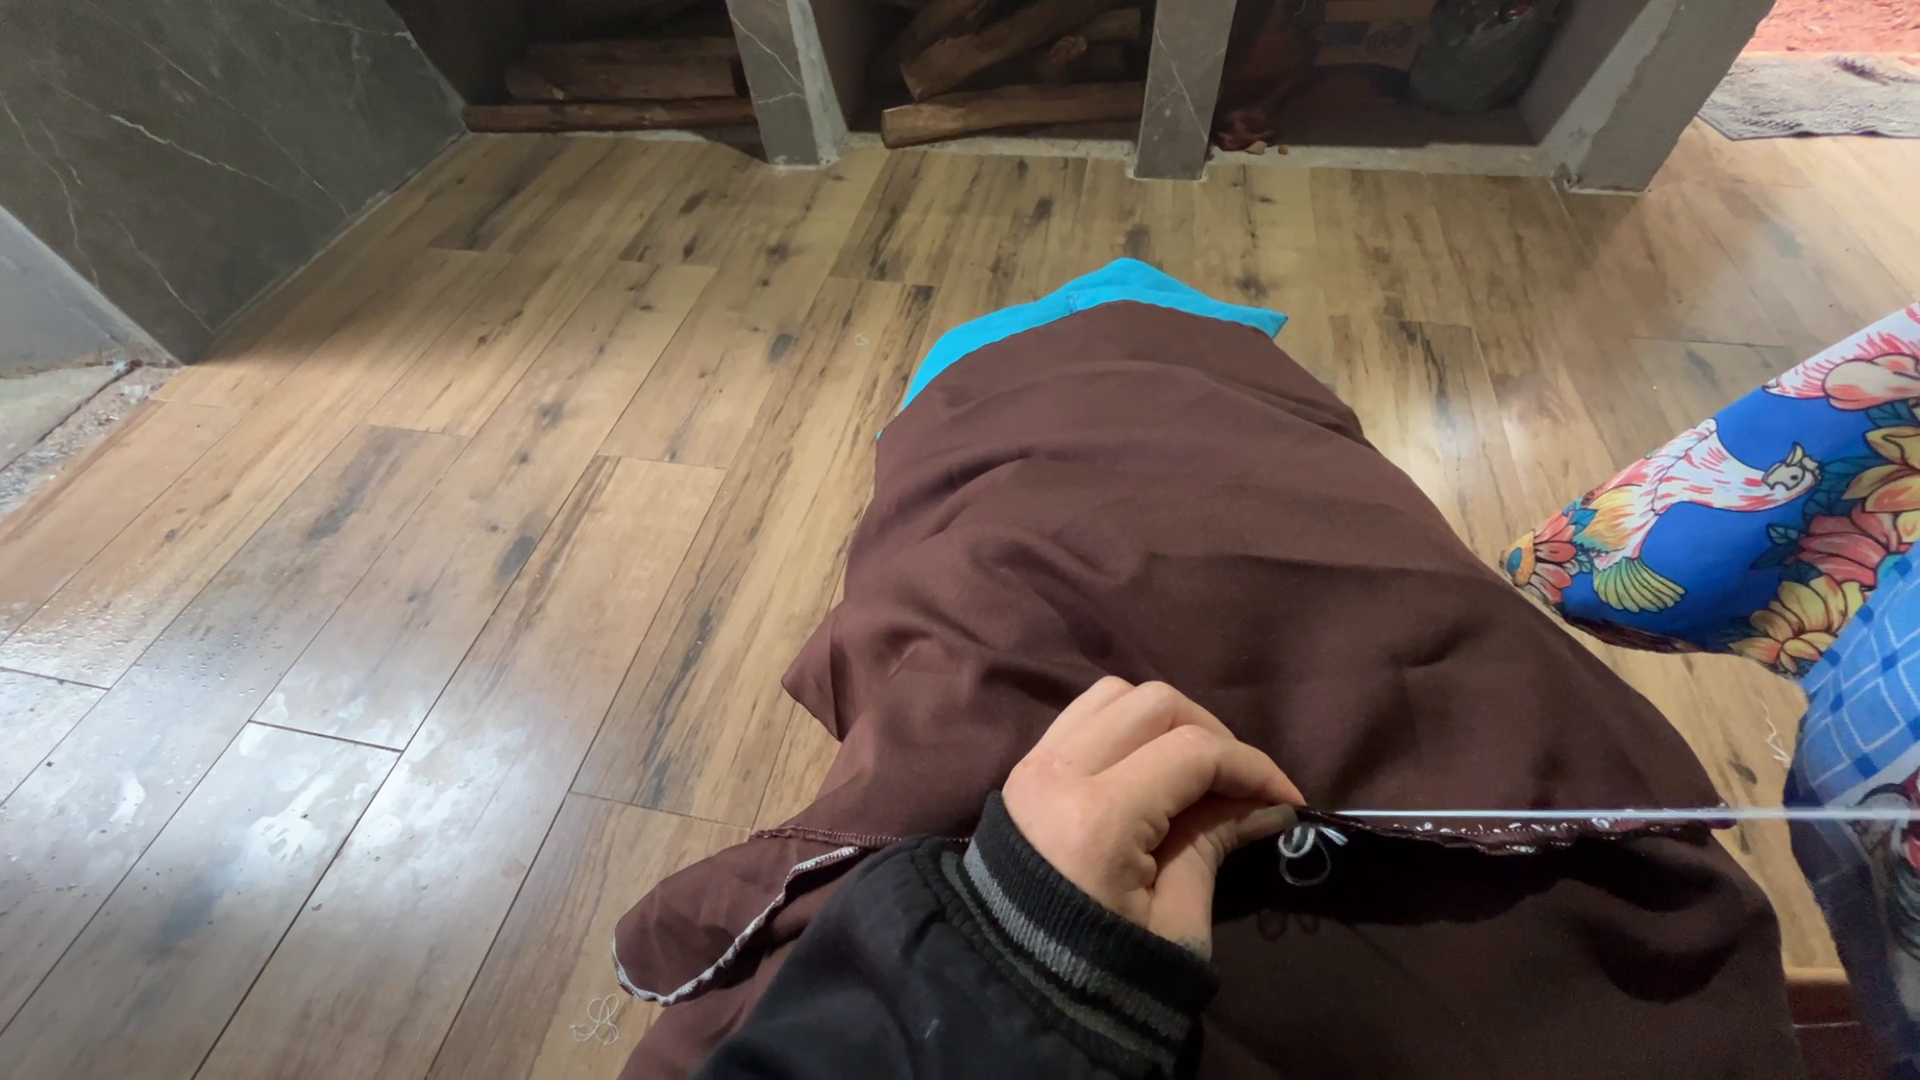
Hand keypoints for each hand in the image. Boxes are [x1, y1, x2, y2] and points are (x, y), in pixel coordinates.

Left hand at [1002, 677, 1302, 957]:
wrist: (1012, 984)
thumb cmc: (1101, 969)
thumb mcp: (1175, 923)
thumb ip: (1214, 844)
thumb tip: (1266, 805)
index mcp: (1098, 817)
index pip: (1192, 752)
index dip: (1251, 767)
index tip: (1285, 798)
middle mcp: (1060, 770)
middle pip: (1153, 703)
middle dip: (1211, 733)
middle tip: (1239, 783)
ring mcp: (1034, 761)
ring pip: (1114, 694)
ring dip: (1164, 719)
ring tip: (1194, 768)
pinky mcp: (1024, 765)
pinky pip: (1082, 713)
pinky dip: (1124, 722)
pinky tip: (1148, 762)